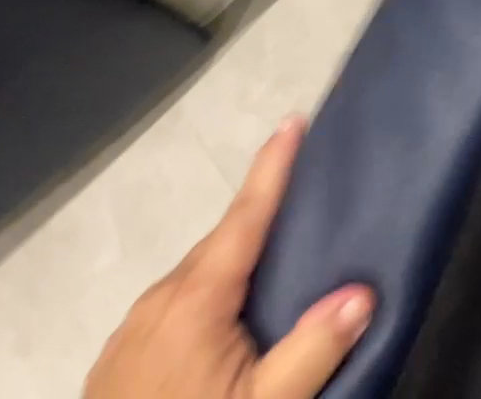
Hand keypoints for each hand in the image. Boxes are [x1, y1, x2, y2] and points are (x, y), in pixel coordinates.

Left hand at [85, 117, 371, 398]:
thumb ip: (310, 351)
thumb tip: (363, 292)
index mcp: (195, 300)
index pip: (244, 217)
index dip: (272, 167)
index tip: (292, 120)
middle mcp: (158, 300)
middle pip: (221, 244)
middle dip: (262, 219)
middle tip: (308, 209)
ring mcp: (130, 331)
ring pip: (196, 276)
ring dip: (235, 264)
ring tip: (275, 275)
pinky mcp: (117, 361)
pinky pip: (174, 306)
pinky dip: (206, 296)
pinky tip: (223, 329)